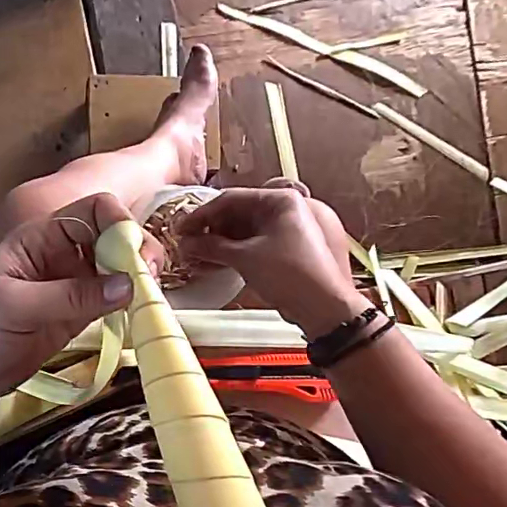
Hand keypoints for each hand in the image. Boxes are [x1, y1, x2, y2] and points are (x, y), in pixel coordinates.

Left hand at [0, 192, 153, 410]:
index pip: (90, 210)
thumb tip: (128, 285)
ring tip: (149, 296)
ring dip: (138, 277)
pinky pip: (112, 301)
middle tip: (150, 276)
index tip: (133, 251)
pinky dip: (129, 303)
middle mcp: (60, 256)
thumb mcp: (15, 306)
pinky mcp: (77, 315)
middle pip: (111, 236)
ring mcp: (71, 286)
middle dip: (135, 249)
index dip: (117, 221)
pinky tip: (141, 311)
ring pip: (117, 269)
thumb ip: (71, 295)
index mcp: (39, 238)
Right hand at [176, 183, 367, 337]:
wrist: (325, 308)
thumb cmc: (291, 275)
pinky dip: (237, 251)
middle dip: (211, 230)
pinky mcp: (292, 248)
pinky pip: (258, 243)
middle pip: (240, 213)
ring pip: (247, 230)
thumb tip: (187, 244)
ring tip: (199, 255)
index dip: (202, 215)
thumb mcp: (245, 258)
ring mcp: (292, 229)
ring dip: (222, 242)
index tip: (181, 229)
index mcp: (282, 199)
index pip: (232, 199)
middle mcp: (290, 208)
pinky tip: (218, 262)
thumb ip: (212, 247)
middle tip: (189, 243)